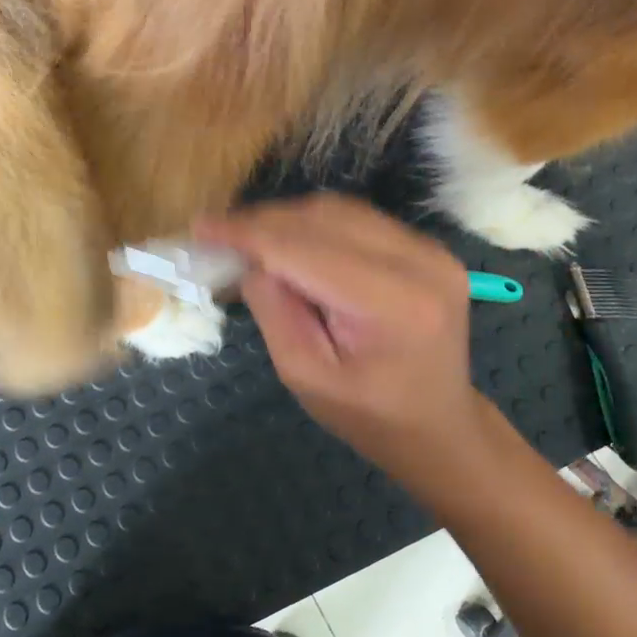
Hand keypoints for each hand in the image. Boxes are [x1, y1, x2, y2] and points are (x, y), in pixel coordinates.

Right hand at [196, 194, 488, 473]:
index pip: (306, 250)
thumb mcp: (304, 375)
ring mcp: (430, 251)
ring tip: (244, 239)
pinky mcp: (424, 248)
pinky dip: (310, 225)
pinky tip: (283, 243)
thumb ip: (273, 310)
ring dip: (284, 219)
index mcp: (394, 304)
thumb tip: (249, 260)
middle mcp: (422, 264)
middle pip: (323, 219)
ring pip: (337, 210)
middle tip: (215, 235)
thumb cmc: (367, 415)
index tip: (200, 227)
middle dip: (262, 222)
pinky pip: (354, 219)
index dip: (248, 233)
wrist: (437, 426)